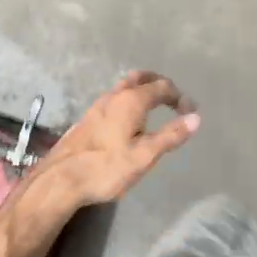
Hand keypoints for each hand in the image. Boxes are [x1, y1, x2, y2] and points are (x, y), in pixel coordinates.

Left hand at [29, 71, 199, 210]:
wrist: (61, 178)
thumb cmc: (106, 167)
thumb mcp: (144, 156)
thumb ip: (170, 136)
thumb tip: (196, 118)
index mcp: (132, 100)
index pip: (162, 87)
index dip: (179, 96)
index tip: (190, 112)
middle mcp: (115, 95)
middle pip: (142, 78)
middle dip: (160, 84)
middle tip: (173, 99)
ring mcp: (99, 104)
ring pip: (125, 85)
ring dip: (143, 89)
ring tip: (153, 106)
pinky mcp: (89, 116)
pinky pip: (115, 96)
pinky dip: (129, 98)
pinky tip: (128, 119)